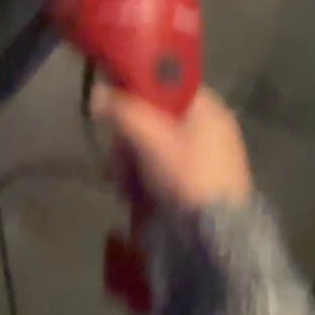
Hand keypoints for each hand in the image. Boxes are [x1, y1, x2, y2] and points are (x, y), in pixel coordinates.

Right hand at [93, 84, 252, 211]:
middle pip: (151, 111)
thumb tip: (98, 91)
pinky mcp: (191, 175)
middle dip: (128, 129)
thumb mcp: (151, 138)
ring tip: (122, 172)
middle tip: (119, 146)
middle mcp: (206, 125)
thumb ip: (123, 110)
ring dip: (128, 152)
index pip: (165, 80)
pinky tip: (130, 182)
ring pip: (149, 137)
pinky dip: (139, 167)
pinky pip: (155, 159)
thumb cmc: (188, 175)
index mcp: (207, 108)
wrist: (215, 233)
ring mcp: (199, 152)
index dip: (137, 85)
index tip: (114, 97)